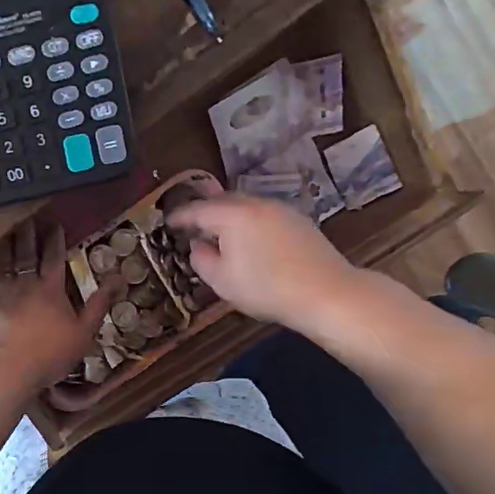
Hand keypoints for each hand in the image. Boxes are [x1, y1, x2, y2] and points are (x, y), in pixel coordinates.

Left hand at [0, 223, 115, 389]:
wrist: (10, 367)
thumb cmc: (52, 352)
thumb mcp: (84, 331)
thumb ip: (100, 303)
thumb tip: (119, 278)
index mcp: (52, 289)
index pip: (55, 257)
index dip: (55, 240)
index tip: (55, 225)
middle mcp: (26, 283)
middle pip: (27, 253)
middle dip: (28, 233)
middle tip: (26, 216)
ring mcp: (3, 291)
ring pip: (4, 259)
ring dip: (6, 241)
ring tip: (5, 227)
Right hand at [165, 190, 362, 325]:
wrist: (325, 292)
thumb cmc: (267, 289)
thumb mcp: (223, 282)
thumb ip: (202, 261)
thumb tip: (198, 246)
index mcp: (232, 215)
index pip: (198, 210)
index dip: (180, 216)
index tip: (168, 221)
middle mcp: (256, 203)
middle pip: (224, 201)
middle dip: (206, 212)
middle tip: (194, 227)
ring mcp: (281, 209)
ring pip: (247, 206)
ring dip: (230, 218)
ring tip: (222, 236)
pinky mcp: (300, 221)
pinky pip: (265, 215)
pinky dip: (251, 224)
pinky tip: (253, 242)